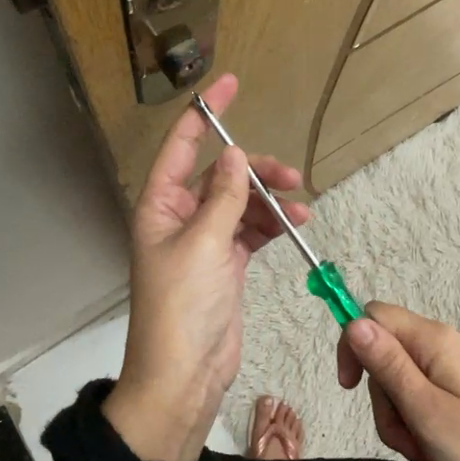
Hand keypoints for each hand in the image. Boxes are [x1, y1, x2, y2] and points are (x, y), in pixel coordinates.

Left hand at [104, 74, 312, 460]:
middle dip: (255, 171)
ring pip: (241, 202)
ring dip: (270, 199)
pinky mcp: (227, 264)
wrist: (184, 376)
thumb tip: (236, 155)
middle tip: (289, 176)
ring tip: (299, 206)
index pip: (181, 147)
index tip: (228, 84)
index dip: (203, 114)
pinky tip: (296, 225)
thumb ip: (223, 197)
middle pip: (221, 175)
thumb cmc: (181, 308)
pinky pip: (253, 231)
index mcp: (159, 206)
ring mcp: (205, 241)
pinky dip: (274, 225)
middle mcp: (180, 218)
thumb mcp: (202, 245)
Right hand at [337, 302, 459, 460]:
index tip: (349, 387)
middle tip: (404, 434)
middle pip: (386, 353)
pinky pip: (423, 396)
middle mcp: (444, 344)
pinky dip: (418, 422)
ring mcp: (455, 368)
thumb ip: (388, 365)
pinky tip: (434, 448)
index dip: (353, 345)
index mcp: (435, 340)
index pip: (375, 316)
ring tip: (423, 448)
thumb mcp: (426, 410)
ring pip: (400, 380)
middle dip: (382, 397)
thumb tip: (353, 321)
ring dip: (399, 417)